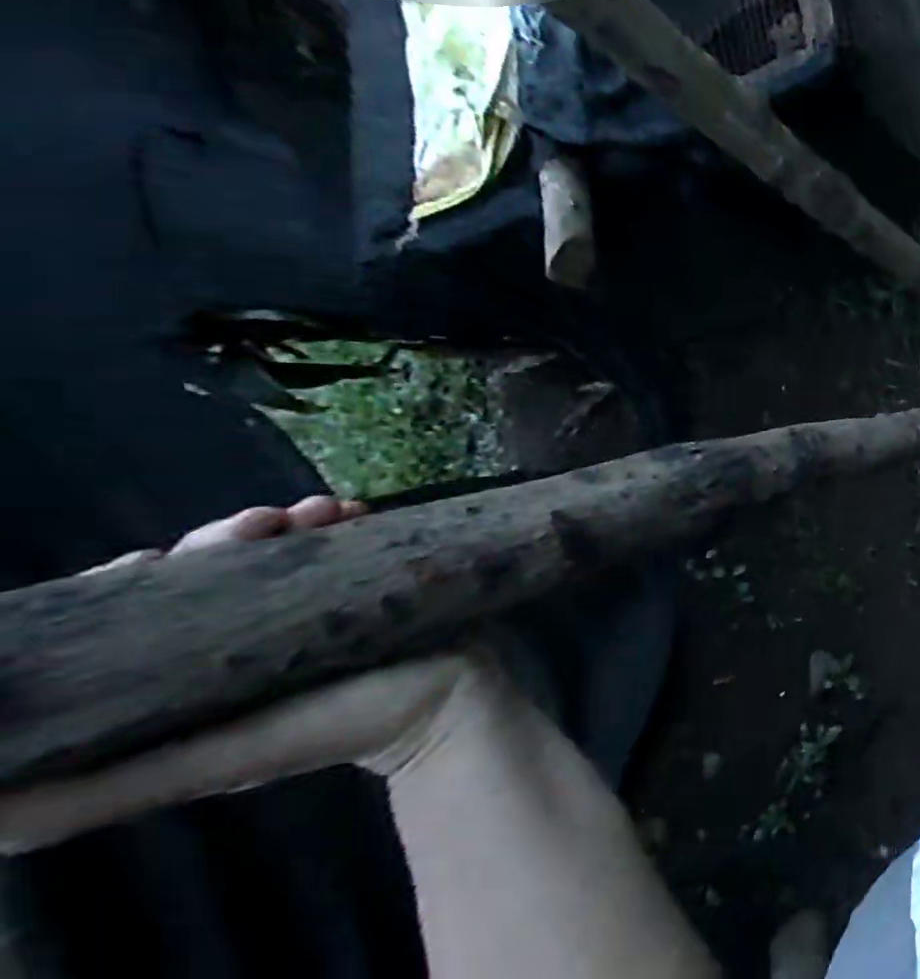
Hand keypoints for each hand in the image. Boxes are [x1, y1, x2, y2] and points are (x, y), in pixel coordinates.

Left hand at [3, 498, 508, 854]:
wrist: (448, 704)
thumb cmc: (333, 732)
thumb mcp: (203, 766)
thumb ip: (83, 798)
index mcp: (198, 667)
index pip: (145, 608)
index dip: (139, 576)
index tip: (152, 556)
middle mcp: (252, 629)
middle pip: (216, 567)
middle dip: (226, 536)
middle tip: (259, 522)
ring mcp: (320, 601)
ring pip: (282, 547)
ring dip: (290, 520)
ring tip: (322, 508)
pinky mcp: (373, 581)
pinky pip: (347, 539)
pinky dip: (343, 518)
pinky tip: (353, 508)